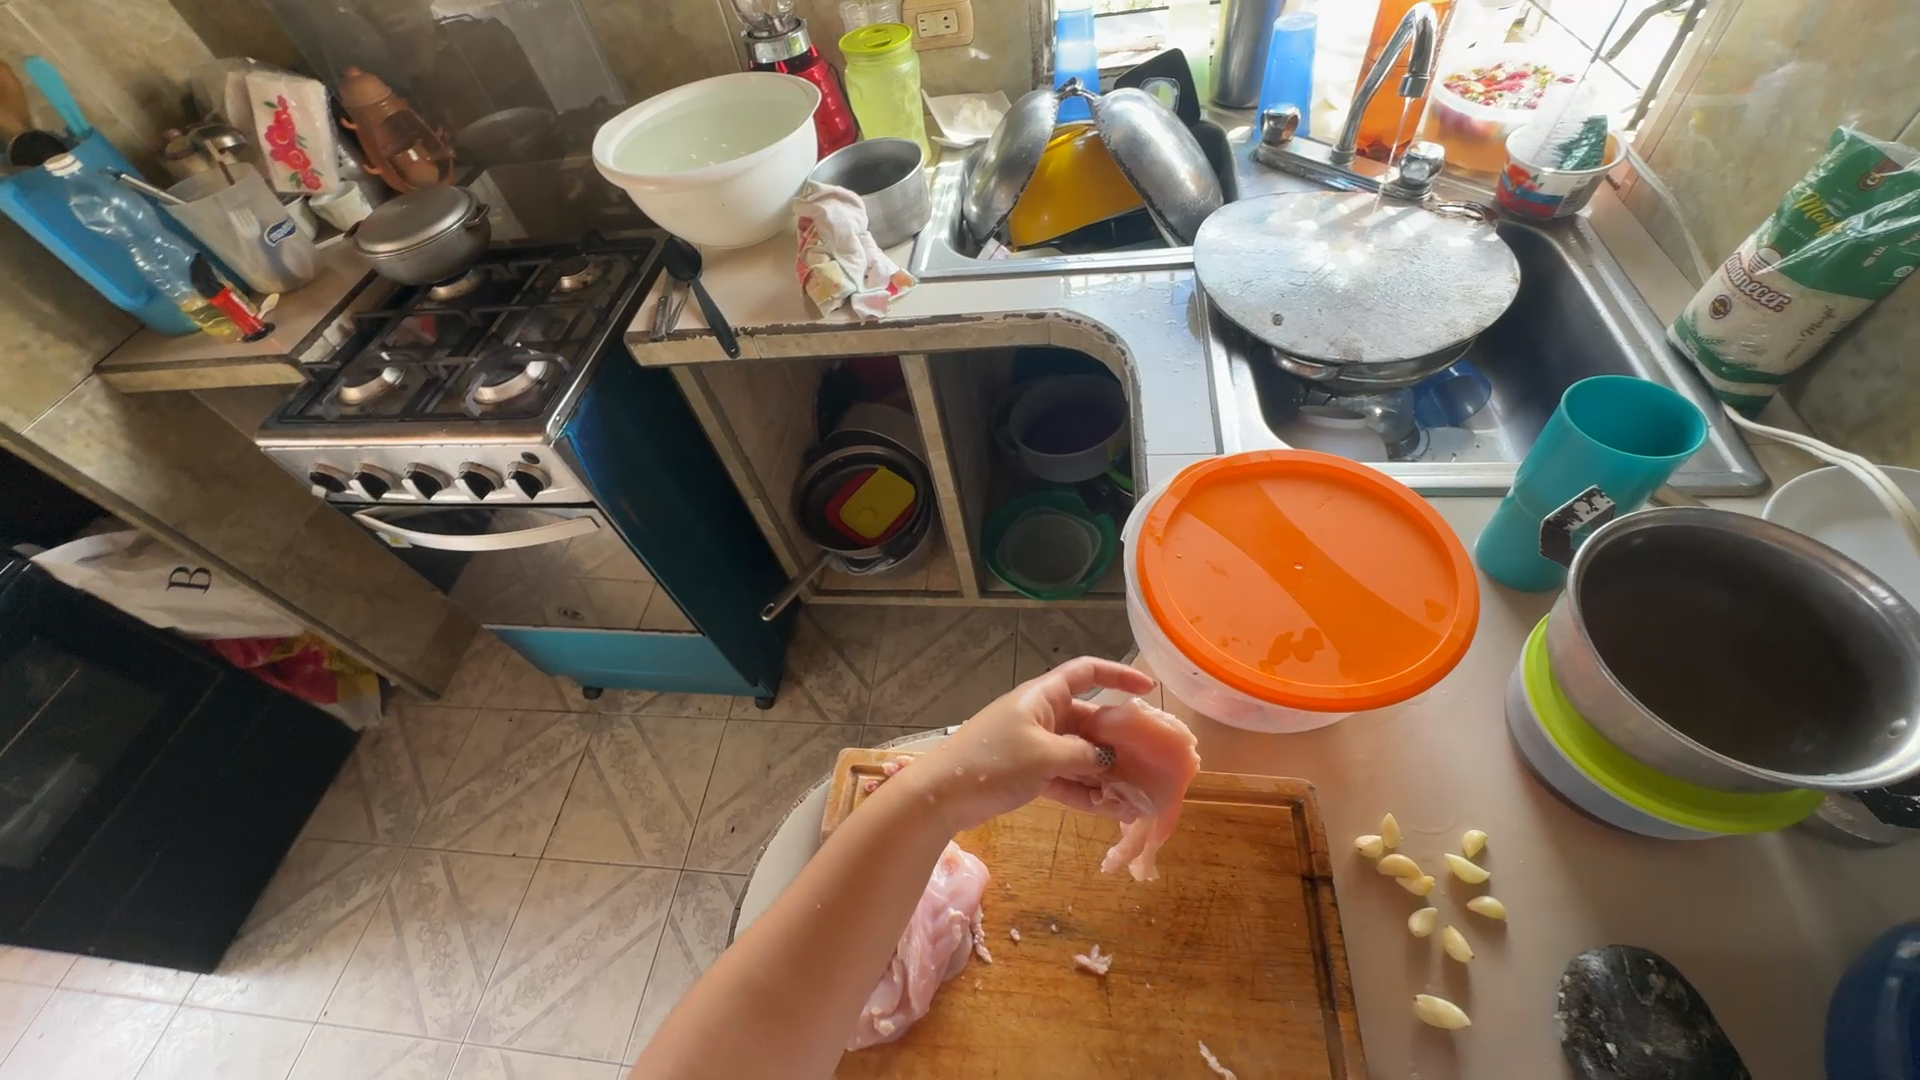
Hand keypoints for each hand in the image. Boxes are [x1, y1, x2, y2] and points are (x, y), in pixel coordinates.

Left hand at [897, 657, 1155, 832]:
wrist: (941, 795)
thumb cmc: (993, 762)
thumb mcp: (1044, 755)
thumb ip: (1083, 753)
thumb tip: (1108, 758)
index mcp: (1043, 696)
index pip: (1086, 672)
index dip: (1118, 675)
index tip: (1149, 689)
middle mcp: (1042, 715)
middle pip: (1089, 720)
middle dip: (1118, 741)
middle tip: (1150, 762)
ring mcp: (1034, 745)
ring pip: (1080, 753)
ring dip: (1105, 773)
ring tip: (1136, 796)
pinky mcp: (1027, 773)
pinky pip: (1065, 777)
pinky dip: (1084, 791)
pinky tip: (1110, 811)